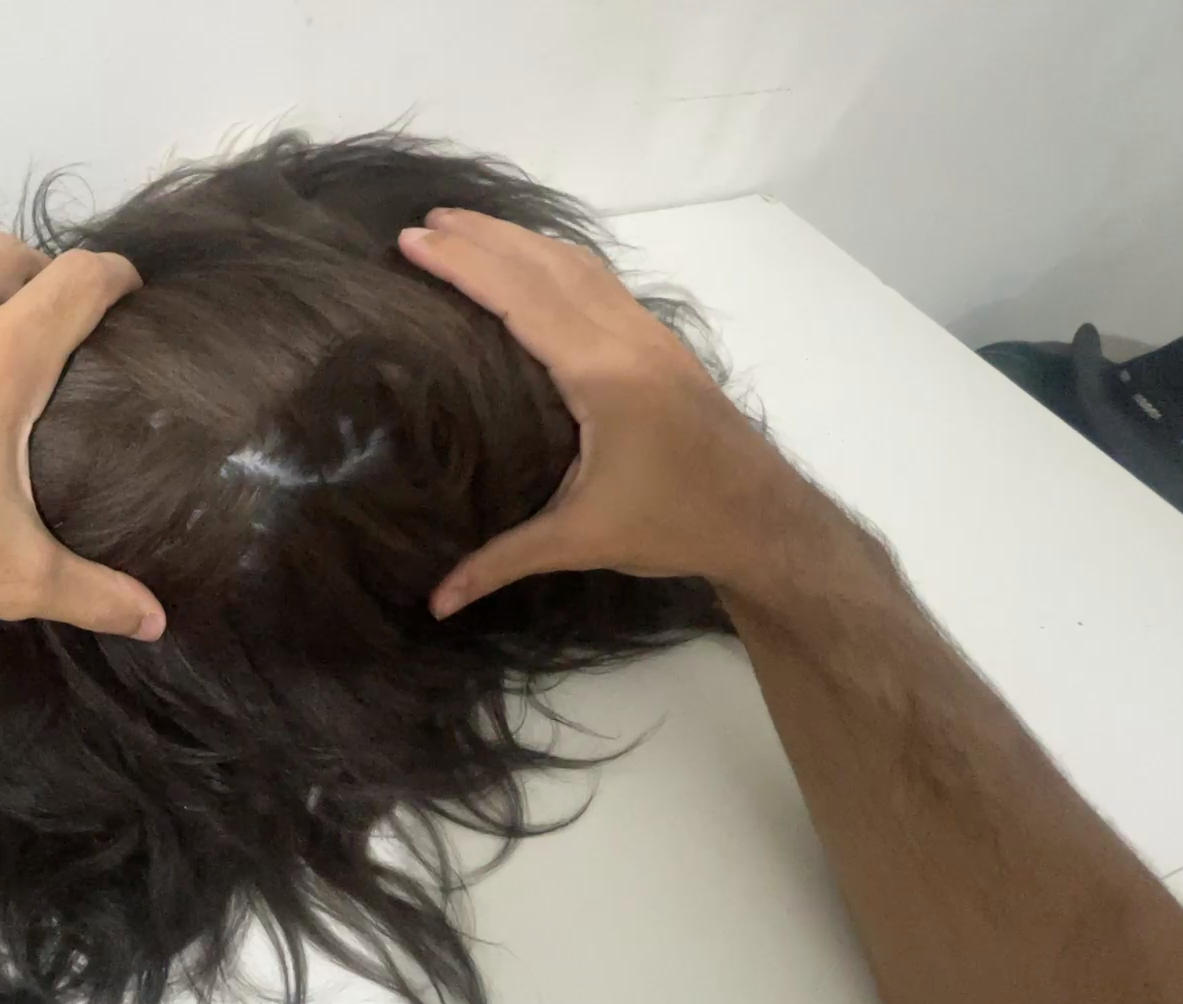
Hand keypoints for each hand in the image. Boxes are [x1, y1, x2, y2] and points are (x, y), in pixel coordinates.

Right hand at [399, 209, 821, 616]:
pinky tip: (539, 263)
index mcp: (602, 374)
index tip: (415, 239)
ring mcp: (650, 336)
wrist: (767, 520)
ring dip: (521, 241)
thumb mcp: (579, 542)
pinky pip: (600, 283)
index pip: (520, 300)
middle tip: (428, 219)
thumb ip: (501, 564)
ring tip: (471, 226)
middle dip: (483, 237)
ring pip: (579, 266)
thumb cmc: (674, 524)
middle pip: (546, 265)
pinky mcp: (660, 346)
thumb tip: (434, 605)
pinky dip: (556, 260)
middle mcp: (627, 338)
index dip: (463, 265)